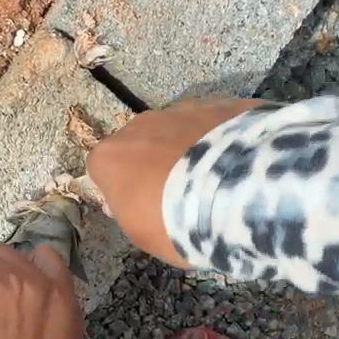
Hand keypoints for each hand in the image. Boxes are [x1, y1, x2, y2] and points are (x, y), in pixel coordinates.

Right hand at [86, 98, 265, 267]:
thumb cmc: (175, 223)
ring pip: (176, 130)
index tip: (140, 206)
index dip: (121, 187)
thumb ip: (128, 212)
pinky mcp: (222, 103)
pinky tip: (236, 165)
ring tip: (212, 180)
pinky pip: (212, 124)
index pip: (103, 168)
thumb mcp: (141, 234)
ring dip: (187, 149)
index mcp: (110, 158)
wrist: (236, 191)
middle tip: (179, 194)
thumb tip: (129, 200)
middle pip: (139, 144)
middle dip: (154, 163)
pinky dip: (219, 140)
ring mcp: (181, 110)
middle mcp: (139, 125)